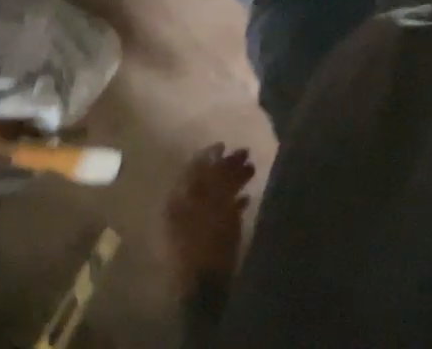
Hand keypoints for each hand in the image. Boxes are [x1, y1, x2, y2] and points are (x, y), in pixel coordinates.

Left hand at [164, 144, 254, 289]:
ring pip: (213, 196)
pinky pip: (218, 216)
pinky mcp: (204, 242)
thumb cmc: (208, 244)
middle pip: (204, 181)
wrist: (204, 289)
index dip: (210, 154)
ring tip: (251, 171)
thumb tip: (219, 153)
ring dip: (231, 183)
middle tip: (246, 154)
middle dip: (225, 167)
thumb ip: (216, 180)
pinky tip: (246, 200)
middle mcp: (182, 210)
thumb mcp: (214, 207)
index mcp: (179, 200)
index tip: (227, 143)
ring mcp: (192, 227)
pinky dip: (232, 205)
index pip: (194, 169)